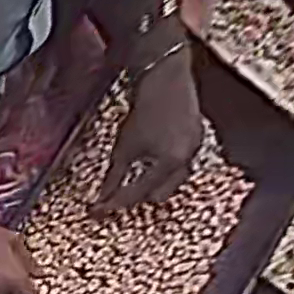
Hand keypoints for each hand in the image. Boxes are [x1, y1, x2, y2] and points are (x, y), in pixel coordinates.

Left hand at [93, 52, 204, 215]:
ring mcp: (195, 148)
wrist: (167, 82)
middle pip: (159, 195)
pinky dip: (159, 173)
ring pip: (171, 182)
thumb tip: (101, 200)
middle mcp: (188, 159)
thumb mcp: (123, 151)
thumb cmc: (145, 114)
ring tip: (125, 188)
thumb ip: (113, 179)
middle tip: (111, 201)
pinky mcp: (196, 139)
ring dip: (148, 188)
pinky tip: (144, 171)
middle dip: (135, 200)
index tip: (98, 211)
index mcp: (170, 163)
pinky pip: (177, 167)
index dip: (115, 205)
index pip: (138, 195)